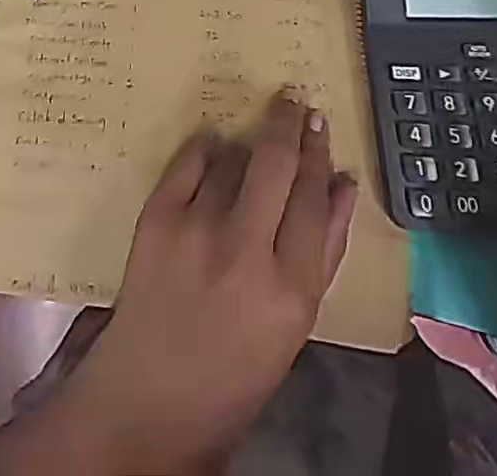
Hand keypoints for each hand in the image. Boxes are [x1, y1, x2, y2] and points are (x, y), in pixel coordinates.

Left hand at [55, 90, 357, 471]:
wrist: (150, 398)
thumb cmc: (237, 369)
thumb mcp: (298, 322)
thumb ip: (327, 249)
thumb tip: (345, 184)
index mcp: (292, 287)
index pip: (315, 196)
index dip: (319, 152)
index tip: (318, 124)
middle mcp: (245, 252)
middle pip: (278, 163)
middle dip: (289, 121)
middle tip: (293, 99)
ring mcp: (195, 231)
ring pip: (234, 158)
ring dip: (247, 144)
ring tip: (251, 148)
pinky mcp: (155, 220)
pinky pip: (190, 161)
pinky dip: (206, 149)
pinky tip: (214, 149)